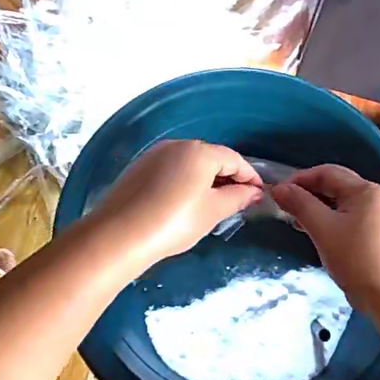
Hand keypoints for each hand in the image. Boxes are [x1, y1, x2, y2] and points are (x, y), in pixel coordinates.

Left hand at [83, 140, 262, 267]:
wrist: (120, 234)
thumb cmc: (174, 221)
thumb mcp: (212, 211)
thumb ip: (237, 198)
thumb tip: (253, 192)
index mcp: (198, 151)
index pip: (233, 158)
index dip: (249, 176)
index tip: (259, 194)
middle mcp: (175, 145)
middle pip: (209, 157)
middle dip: (226, 176)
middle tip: (238, 200)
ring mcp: (153, 155)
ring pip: (188, 163)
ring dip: (204, 179)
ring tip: (213, 204)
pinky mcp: (137, 168)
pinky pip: (169, 170)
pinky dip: (183, 182)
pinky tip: (184, 202)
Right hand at [272, 164, 379, 307]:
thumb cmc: (358, 259)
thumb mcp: (323, 229)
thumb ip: (299, 204)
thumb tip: (277, 188)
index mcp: (364, 190)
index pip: (325, 172)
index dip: (298, 179)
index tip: (276, 195)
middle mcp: (374, 197)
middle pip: (333, 185)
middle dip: (305, 193)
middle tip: (283, 208)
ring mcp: (377, 216)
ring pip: (338, 202)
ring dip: (314, 208)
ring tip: (295, 222)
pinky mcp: (375, 234)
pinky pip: (345, 217)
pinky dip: (327, 220)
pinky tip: (315, 233)